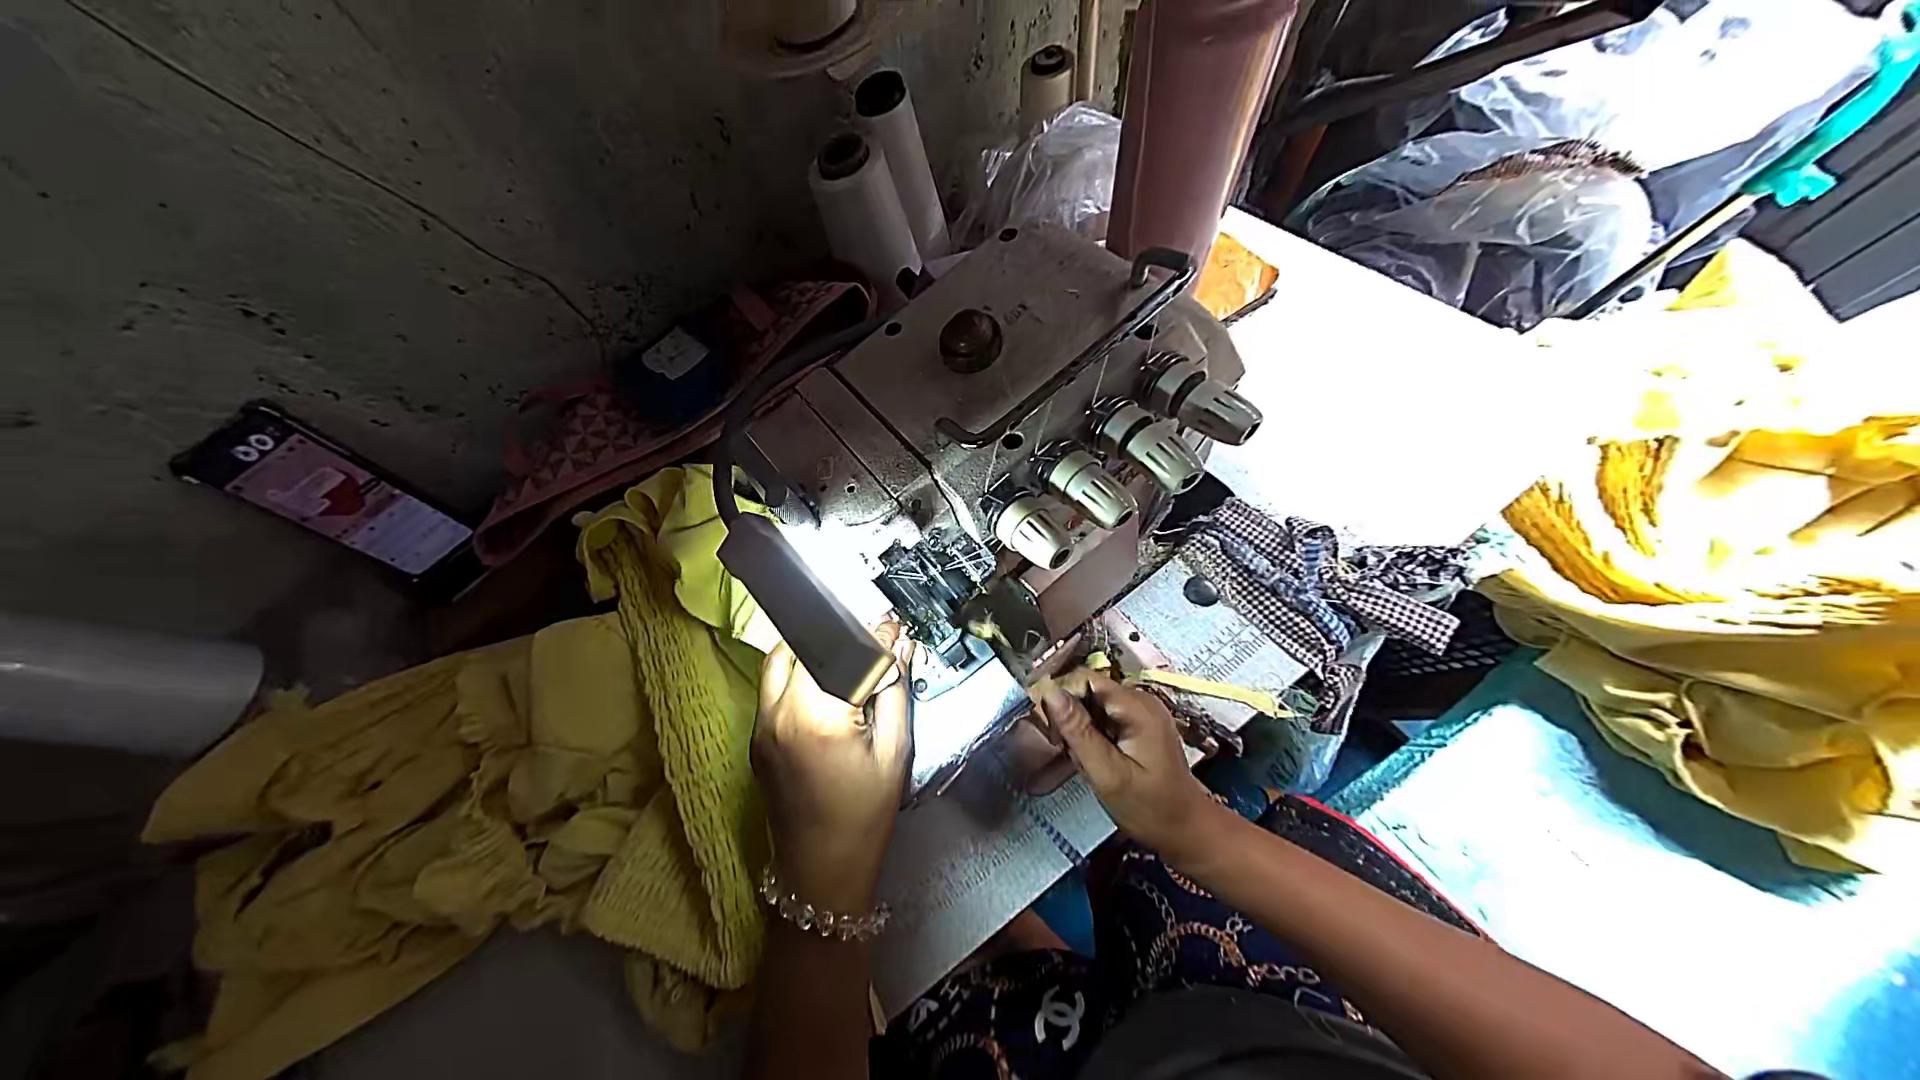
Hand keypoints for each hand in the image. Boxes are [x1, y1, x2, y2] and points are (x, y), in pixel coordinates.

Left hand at [752, 622, 913, 914]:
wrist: (820, 870)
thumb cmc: (863, 818)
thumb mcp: (894, 753)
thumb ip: (894, 692)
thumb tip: (898, 648)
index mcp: (819, 718)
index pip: (848, 652)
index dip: (875, 634)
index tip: (891, 628)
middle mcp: (780, 714)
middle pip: (807, 647)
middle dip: (842, 638)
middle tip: (870, 645)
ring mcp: (762, 726)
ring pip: (781, 660)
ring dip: (811, 651)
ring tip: (843, 661)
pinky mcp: (756, 737)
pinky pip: (772, 687)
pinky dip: (796, 674)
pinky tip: (823, 688)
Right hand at [1031, 669, 1228, 861]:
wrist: (1187, 831)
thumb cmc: (1149, 808)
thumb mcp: (1108, 774)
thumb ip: (1078, 732)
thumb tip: (1049, 692)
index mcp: (1137, 707)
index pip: (1084, 678)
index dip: (1061, 698)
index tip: (1053, 732)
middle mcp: (1140, 700)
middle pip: (1088, 688)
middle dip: (1069, 715)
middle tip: (1066, 750)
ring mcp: (1141, 711)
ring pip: (1093, 702)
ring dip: (1078, 726)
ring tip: (1080, 758)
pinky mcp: (1139, 723)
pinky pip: (1104, 715)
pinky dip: (1091, 733)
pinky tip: (1092, 757)